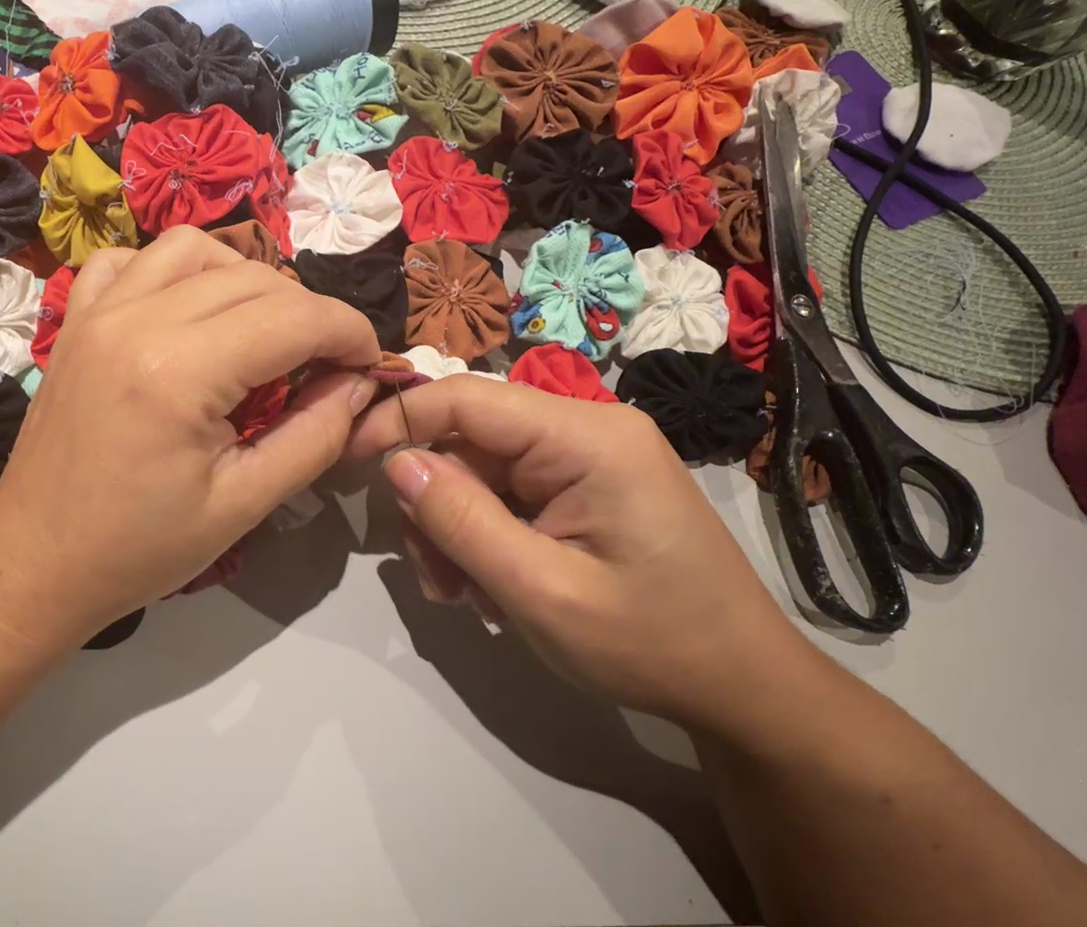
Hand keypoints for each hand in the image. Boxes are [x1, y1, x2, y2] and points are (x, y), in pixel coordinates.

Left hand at [0, 227, 380, 641]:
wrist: (36, 561)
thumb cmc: (138, 549)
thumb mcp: (242, 505)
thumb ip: (313, 437)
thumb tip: (357, 385)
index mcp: (180, 371)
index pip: (295, 317)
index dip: (349, 333)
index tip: (369, 365)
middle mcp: (136, 321)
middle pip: (254, 278)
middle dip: (308, 314)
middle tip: (325, 365)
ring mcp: (97, 313)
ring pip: (194, 251)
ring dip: (245, 280)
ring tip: (262, 334)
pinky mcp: (75, 323)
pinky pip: (130, 263)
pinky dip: (171, 272)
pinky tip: (187, 312)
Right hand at [346, 375, 819, 734]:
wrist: (742, 689)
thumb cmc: (651, 643)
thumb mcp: (541, 591)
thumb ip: (461, 520)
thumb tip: (393, 461)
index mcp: (587, 438)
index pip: (466, 398)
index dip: (398, 420)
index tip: (344, 460)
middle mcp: (585, 430)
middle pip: (468, 439)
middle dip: (433, 503)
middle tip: (433, 578)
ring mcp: (585, 459)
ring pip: (478, 471)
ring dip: (453, 529)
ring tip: (464, 595)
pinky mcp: (582, 487)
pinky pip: (505, 495)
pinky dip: (482, 538)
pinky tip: (489, 588)